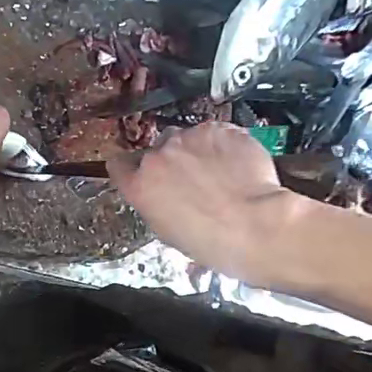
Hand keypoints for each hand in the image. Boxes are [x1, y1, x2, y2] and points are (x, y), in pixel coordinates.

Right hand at [109, 122, 306, 282]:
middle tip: (194, 181)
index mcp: (140, 187)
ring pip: (188, 138)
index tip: (139, 171)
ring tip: (221, 174)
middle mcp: (159, 157)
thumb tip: (165, 195)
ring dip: (199, 151)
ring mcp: (189, 139)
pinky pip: (216, 134)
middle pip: (158, 150)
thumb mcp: (168, 232)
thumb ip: (155, 203)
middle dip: (172, 162)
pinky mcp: (219, 130)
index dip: (130, 168)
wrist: (253, 226)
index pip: (119, 165)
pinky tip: (237, 165)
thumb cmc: (211, 241)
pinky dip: (224, 145)